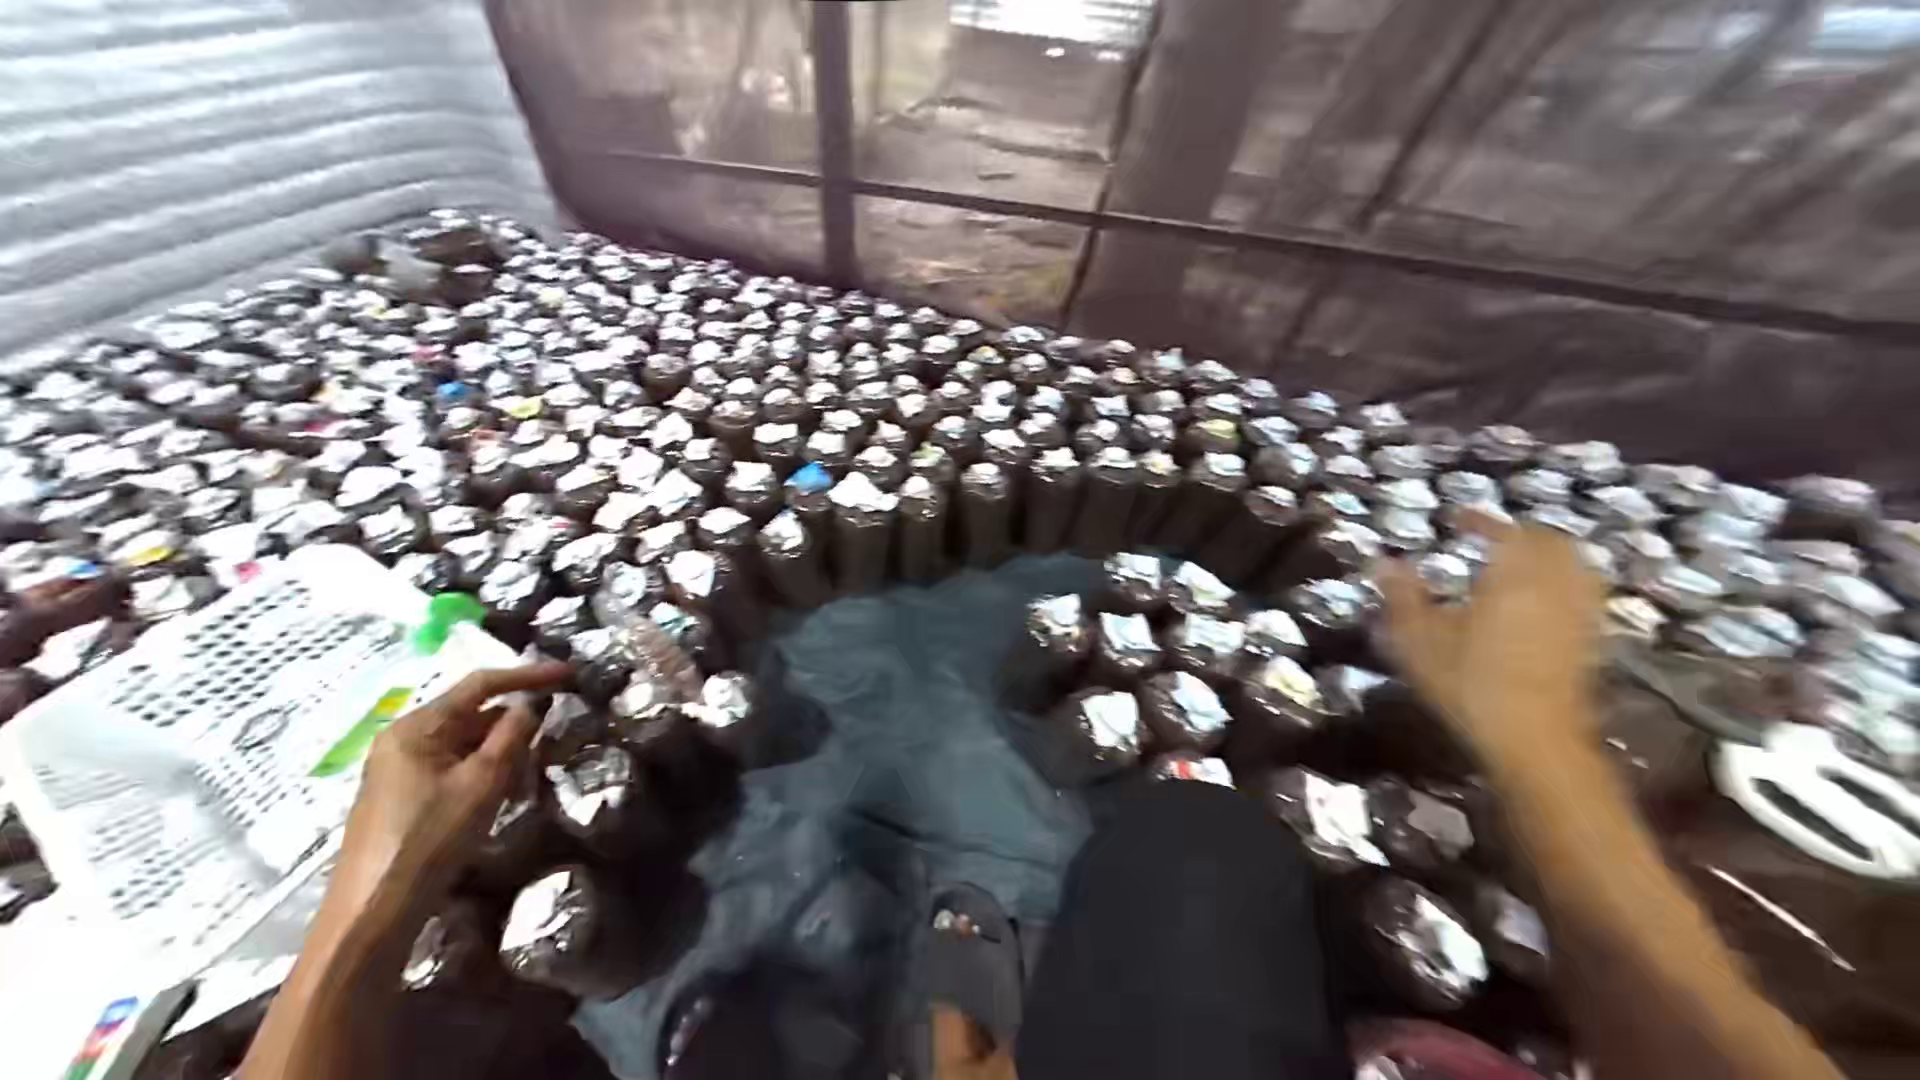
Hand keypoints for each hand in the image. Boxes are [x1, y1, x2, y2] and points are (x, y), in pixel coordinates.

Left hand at [329, 661, 571, 920]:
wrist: (373, 913)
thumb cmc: (431, 838)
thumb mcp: (484, 781)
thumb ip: (513, 733)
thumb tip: (531, 704)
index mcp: (417, 727)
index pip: (481, 683)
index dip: (529, 674)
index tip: (569, 673)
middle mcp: (405, 738)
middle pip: (474, 712)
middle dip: (517, 722)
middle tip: (555, 733)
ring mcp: (402, 767)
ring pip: (468, 740)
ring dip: (504, 749)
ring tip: (531, 771)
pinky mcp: (406, 793)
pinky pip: (457, 764)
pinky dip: (486, 769)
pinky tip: (505, 791)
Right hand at [1378, 515, 1605, 771]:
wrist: (1532, 738)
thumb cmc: (1468, 681)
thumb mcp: (1418, 638)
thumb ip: (1402, 597)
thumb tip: (1383, 563)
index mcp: (1513, 578)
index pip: (1505, 533)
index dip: (1482, 520)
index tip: (1458, 516)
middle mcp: (1554, 588)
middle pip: (1552, 544)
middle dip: (1522, 534)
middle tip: (1490, 536)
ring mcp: (1578, 616)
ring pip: (1575, 567)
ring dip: (1547, 556)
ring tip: (1516, 562)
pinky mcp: (1588, 642)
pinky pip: (1580, 594)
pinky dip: (1560, 583)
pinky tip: (1535, 600)